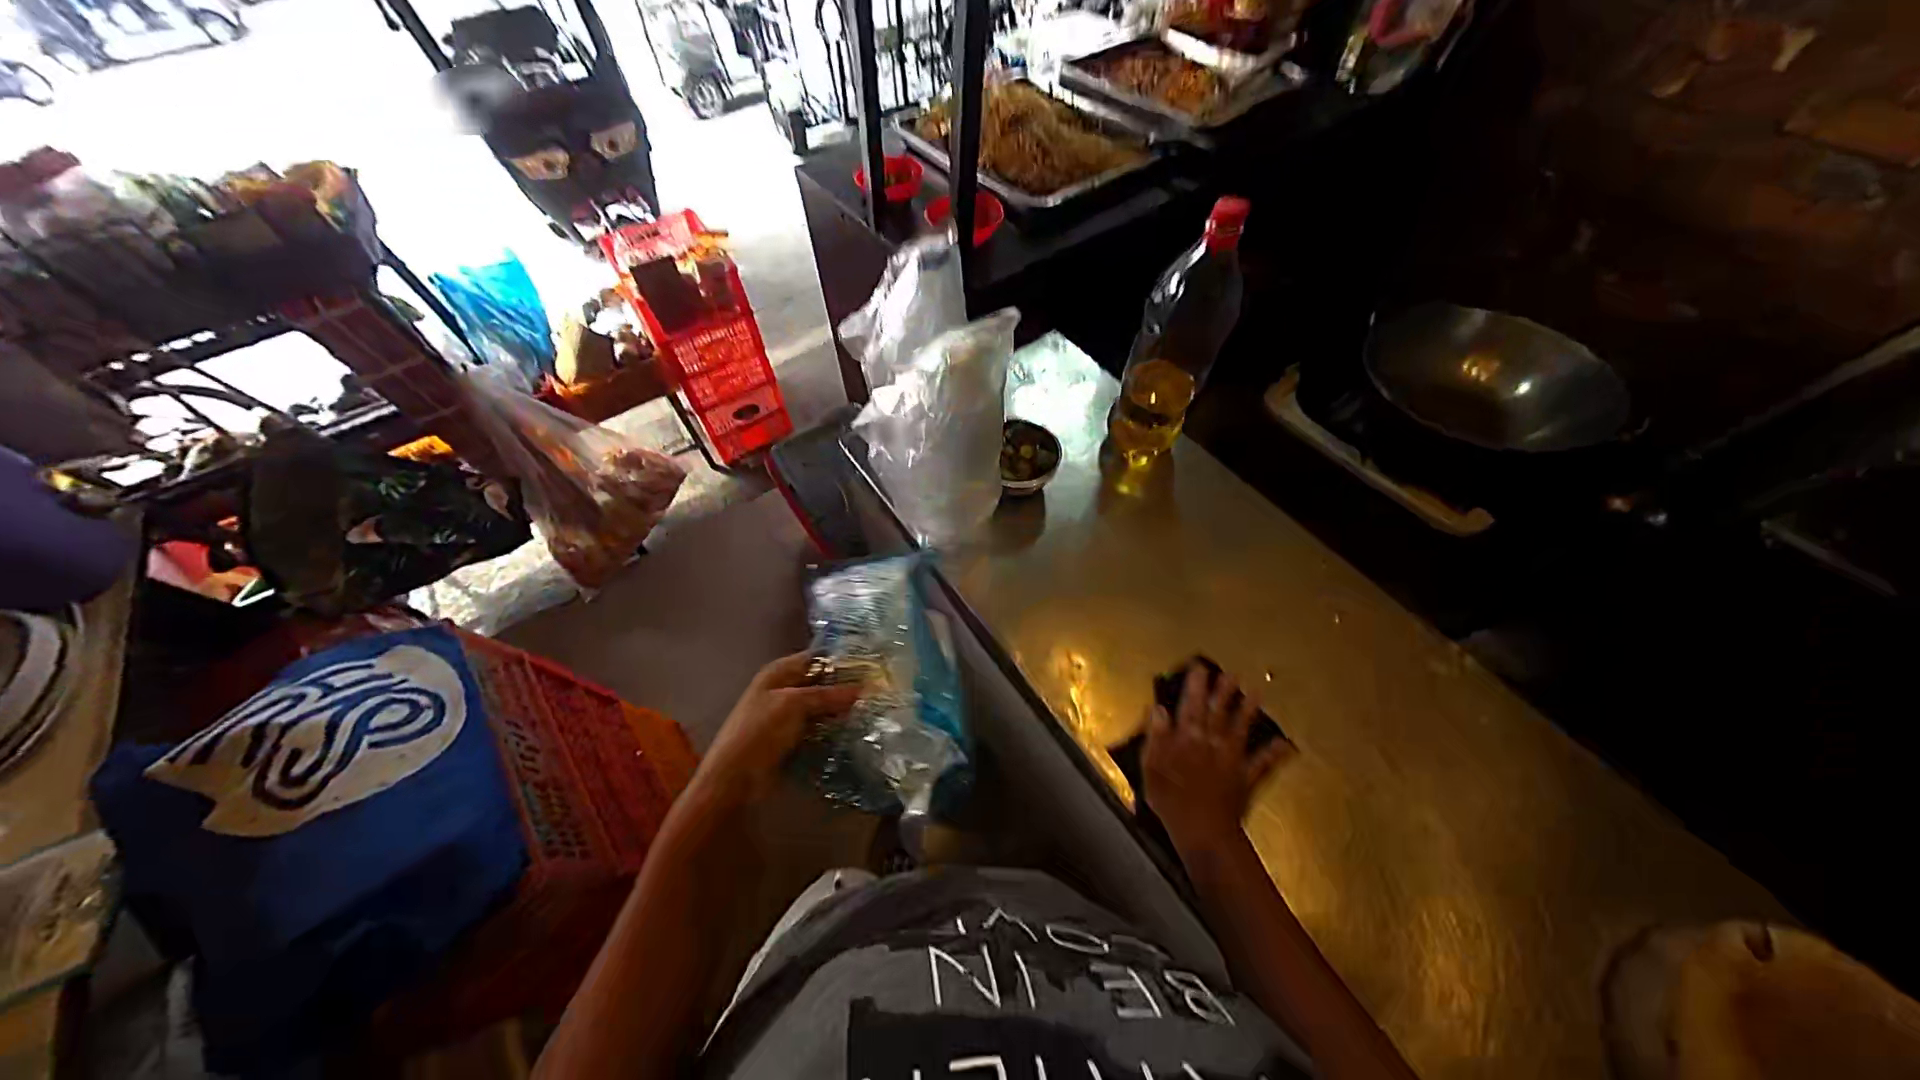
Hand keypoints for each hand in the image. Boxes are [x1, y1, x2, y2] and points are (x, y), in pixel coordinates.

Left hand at [692, 651, 862, 804]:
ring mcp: (788, 715)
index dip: (843, 660)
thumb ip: (829, 694)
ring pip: (822, 705)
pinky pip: (819, 726)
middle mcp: (784, 688)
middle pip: (822, 681)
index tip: (873, 665)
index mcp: (779, 672)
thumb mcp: (794, 704)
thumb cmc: (760, 732)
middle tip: (879, 689)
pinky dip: (834, 727)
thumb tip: (866, 687)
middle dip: (847, 686)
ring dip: (843, 708)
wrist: (734, 779)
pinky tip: (856, 728)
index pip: (817, 657)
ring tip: (874, 708)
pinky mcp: (793, 738)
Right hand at [1142, 663, 1294, 854]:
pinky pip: (1262, 764)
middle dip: (1224, 691)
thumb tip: (1159, 710)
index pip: (1190, 705)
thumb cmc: (1169, 799)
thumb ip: (1156, 736)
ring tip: (1257, 693)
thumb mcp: (1151, 765)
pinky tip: (1286, 743)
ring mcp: (1231, 759)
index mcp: (1186, 738)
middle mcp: (1210, 743)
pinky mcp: (1246, 778)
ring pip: (1240, 729)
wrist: (1202, 830)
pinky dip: (1274, 754)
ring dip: (1248, 710)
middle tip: (1232, 673)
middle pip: (1217, 712)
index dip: (1195, 686)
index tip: (1200, 667)